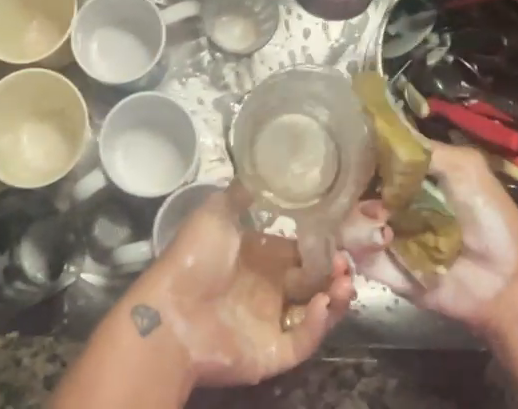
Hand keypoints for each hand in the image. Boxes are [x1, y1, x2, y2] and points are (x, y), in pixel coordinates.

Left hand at [123, 190, 355, 386]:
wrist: (172, 313)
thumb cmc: (195, 258)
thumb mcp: (216, 213)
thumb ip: (242, 194)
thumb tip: (265, 166)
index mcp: (257, 257)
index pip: (299, 252)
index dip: (320, 245)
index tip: (340, 236)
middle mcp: (267, 289)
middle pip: (313, 282)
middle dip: (334, 272)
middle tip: (345, 262)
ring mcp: (271, 322)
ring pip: (316, 312)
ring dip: (334, 297)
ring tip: (344, 282)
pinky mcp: (273, 353)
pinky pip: (304, 341)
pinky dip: (318, 325)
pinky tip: (323, 304)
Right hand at [340, 143, 517, 324]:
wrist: (508, 280)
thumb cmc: (490, 216)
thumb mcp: (465, 167)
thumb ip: (423, 149)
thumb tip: (379, 126)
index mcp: (406, 178)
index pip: (368, 158)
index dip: (356, 153)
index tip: (349, 149)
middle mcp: (389, 203)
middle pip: (349, 189)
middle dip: (350, 189)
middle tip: (373, 196)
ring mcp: (383, 236)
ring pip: (346, 221)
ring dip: (358, 220)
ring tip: (383, 225)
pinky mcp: (384, 270)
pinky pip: (357, 254)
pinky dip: (364, 245)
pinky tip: (386, 242)